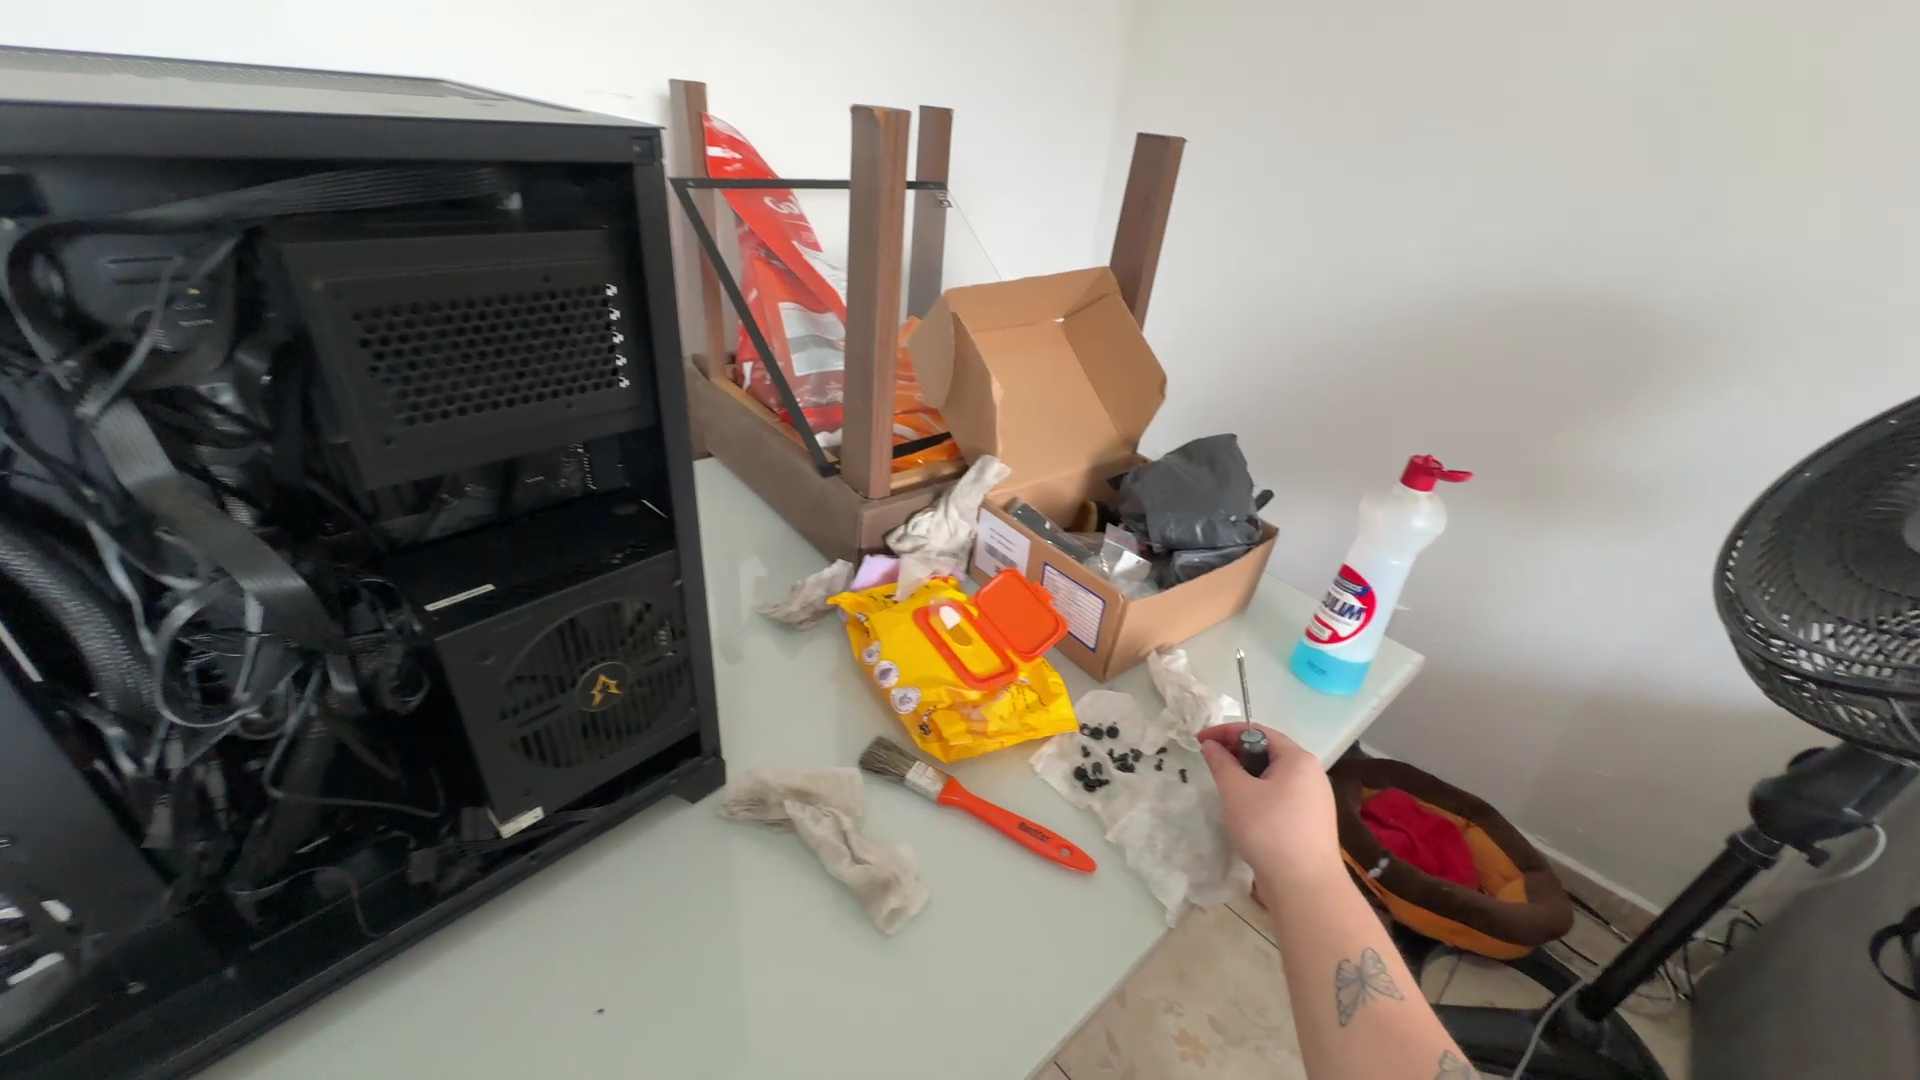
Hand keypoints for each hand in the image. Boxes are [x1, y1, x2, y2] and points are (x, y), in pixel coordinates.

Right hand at [1200, 723, 1343, 889]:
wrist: (1305, 886)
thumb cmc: (1268, 830)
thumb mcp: (1236, 791)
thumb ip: (1221, 763)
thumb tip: (1211, 745)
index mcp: (1298, 759)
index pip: (1259, 731)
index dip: (1226, 732)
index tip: (1199, 740)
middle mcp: (1312, 774)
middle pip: (1269, 751)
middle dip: (1237, 753)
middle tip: (1211, 763)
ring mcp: (1315, 800)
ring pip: (1274, 776)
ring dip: (1247, 775)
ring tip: (1226, 788)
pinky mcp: (1312, 822)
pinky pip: (1282, 796)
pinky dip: (1260, 794)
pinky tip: (1246, 811)